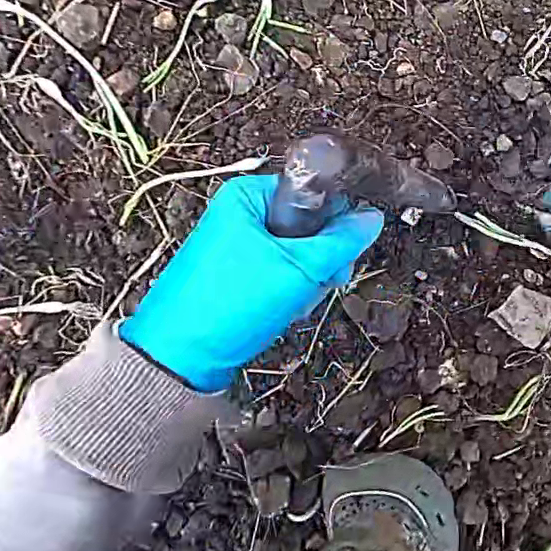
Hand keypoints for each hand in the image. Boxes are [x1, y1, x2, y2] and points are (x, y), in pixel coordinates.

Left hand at [121, 174, 383, 389]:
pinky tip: (284, 310)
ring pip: (298, 253)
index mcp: (247, 196)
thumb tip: (371, 220)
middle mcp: (240, 214)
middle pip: (308, 225)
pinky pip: (281, 272)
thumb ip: (342, 241)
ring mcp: (238, 245)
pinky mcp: (238, 272)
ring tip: (295, 301)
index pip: (312, 191)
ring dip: (308, 281)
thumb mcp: (299, 268)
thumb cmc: (226, 304)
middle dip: (321, 259)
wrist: (178, 359)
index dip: (335, 220)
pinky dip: (290, 292)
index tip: (344, 248)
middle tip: (322, 280)